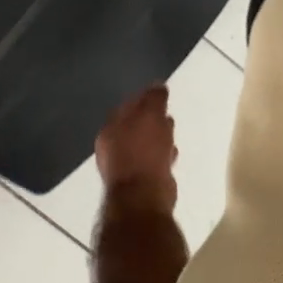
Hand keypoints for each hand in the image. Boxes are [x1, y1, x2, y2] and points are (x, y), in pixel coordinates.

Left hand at [96, 85, 177, 210]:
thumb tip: (158, 85)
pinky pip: (152, 160)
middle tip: (167, 111)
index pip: (127, 106)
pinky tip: (171, 153)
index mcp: (110, 130)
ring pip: (144, 143)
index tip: (162, 93)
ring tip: (171, 131)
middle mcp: (112, 148)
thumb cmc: (144, 151)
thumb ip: (154, 98)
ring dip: (157, 136)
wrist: (144, 196)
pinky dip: (161, 154)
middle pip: (134, 125)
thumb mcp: (151, 115)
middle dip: (151, 117)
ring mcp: (124, 166)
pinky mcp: (139, 181)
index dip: (144, 97)